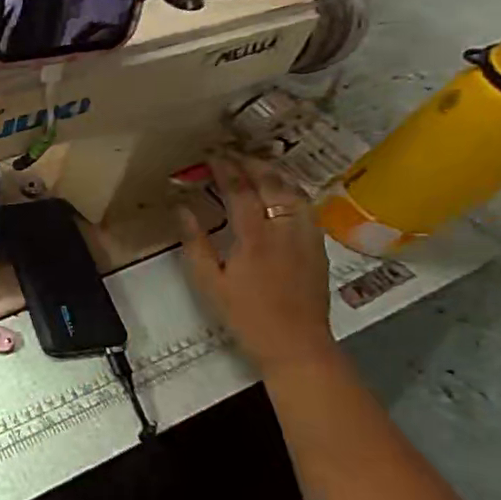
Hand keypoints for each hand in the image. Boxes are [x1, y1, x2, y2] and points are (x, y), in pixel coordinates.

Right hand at [178, 154, 335, 375]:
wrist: (296, 345)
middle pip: (270, 182)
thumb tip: (182, 207)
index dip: (224, 167)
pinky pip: (306, 206)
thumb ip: (195, 242)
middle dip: (249, 163)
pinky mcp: (318, 245)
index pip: (240, 189)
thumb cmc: (246, 317)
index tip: (210, 155)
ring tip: (255, 164)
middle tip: (230, 153)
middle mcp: (284, 229)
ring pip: (293, 190)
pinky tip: (280, 191)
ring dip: (272, 172)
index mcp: (254, 237)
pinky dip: (290, 190)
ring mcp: (306, 235)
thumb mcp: (209, 283)